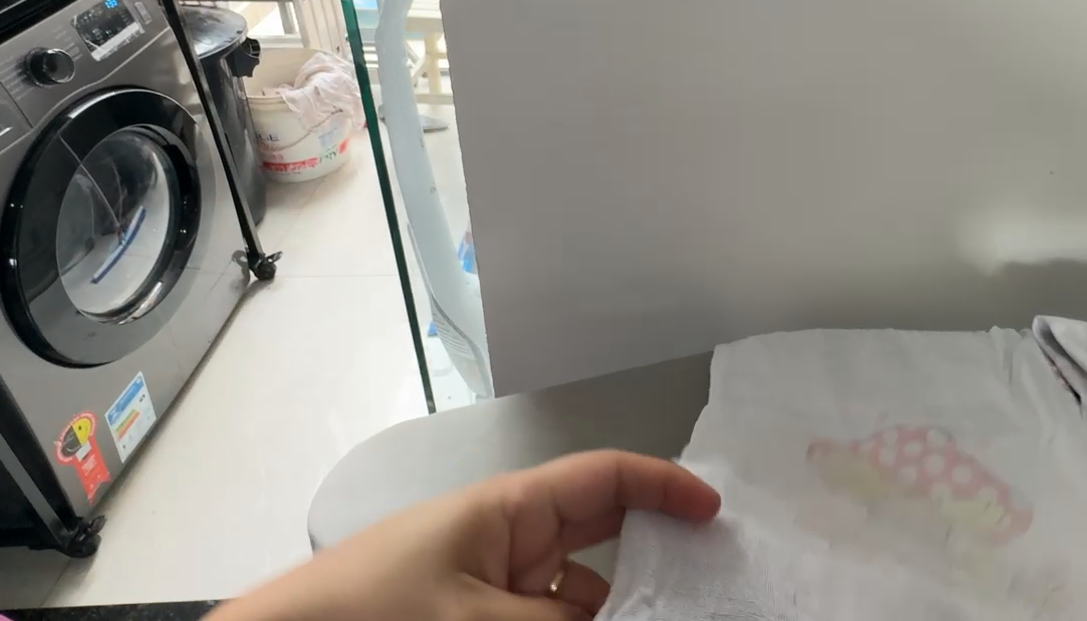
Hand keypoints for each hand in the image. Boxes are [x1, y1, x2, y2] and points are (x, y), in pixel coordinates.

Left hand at [209, 451, 720, 620]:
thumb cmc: (372, 613)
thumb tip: (626, 614)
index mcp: (512, 509)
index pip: (604, 479)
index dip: (663, 486)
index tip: (714, 514)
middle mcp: (510, 541)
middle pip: (600, 539)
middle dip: (652, 561)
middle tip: (706, 589)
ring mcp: (492, 589)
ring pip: (575, 596)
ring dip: (613, 609)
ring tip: (666, 614)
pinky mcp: (474, 620)